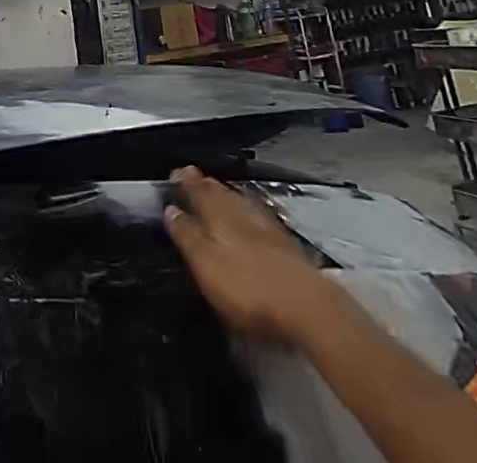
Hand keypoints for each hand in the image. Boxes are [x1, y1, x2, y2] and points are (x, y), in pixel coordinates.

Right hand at [162, 166, 341, 344]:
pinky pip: (260, 214)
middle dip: (205, 185)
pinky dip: (250, 207)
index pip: (199, 195)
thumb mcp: (206, 266)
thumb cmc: (248, 289)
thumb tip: (171, 211)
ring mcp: (266, 229)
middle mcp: (242, 217)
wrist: (304, 304)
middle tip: (194, 174)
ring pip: (241, 202)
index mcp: (219, 220)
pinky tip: (252, 208)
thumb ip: (188, 236)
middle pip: (220, 195)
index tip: (177, 172)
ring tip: (217, 186)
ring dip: (226, 193)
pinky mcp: (284, 244)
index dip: (186, 184)